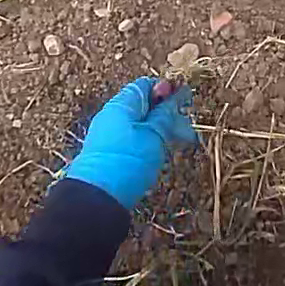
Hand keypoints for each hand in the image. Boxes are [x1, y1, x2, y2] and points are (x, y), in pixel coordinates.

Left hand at [64, 77, 196, 207]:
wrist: (97, 199)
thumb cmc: (128, 160)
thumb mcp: (154, 133)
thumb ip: (166, 112)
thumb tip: (175, 90)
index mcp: (121, 105)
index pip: (146, 85)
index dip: (167, 89)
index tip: (185, 100)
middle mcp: (113, 116)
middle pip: (145, 105)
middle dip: (168, 111)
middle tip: (187, 124)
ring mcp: (111, 136)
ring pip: (142, 124)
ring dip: (163, 128)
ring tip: (181, 140)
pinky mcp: (112, 154)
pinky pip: (136, 139)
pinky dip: (152, 141)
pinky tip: (163, 151)